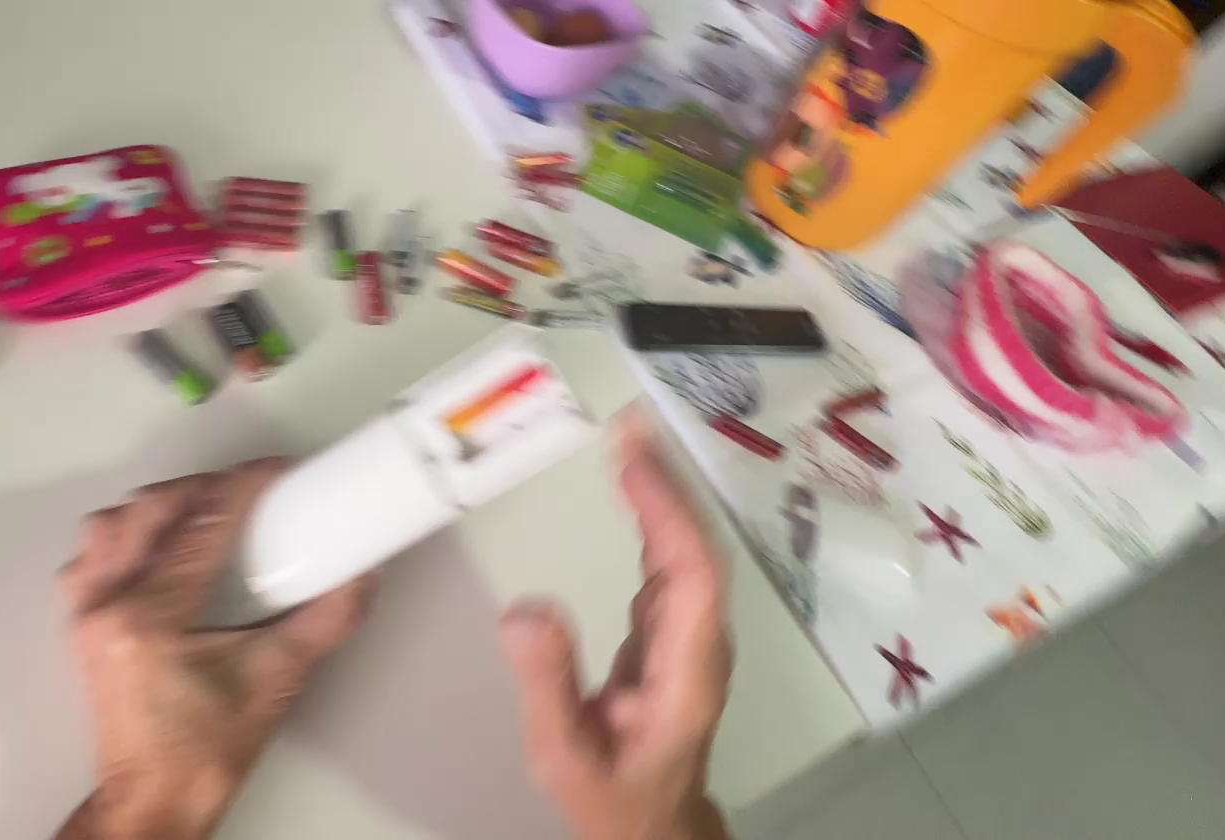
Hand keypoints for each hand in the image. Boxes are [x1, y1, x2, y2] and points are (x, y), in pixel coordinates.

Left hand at [53, 460, 374, 839]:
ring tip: (201, 513)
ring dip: (158, 508)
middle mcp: (111, 603)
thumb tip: (365, 573)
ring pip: (111, 524)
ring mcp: (86, 613)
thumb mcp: (282, 678)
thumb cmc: (212, 747)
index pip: (205, 523)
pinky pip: (89, 556)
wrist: (153, 803)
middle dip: (205, 487)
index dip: (246, 484)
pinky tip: (155, 550)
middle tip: (246, 492)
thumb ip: (330, 619)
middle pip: (152, 508)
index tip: (280, 470)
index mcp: (156, 615)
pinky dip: (122, 538)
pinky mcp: (80, 624)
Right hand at [499, 408, 732, 839]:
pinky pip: (666, 553)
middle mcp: (697, 636)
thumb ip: (548, 685)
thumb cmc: (611, 793)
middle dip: (664, 479)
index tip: (630, 457)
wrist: (648, 823)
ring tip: (628, 437)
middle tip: (628, 424)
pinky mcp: (669, 623)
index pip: (690, 571)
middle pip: (694, 544)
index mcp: (686, 667)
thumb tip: (526, 608)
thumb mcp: (566, 753)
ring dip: (659, 486)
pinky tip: (631, 482)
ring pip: (683, 543)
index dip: (666, 508)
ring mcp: (687, 627)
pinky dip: (650, 510)